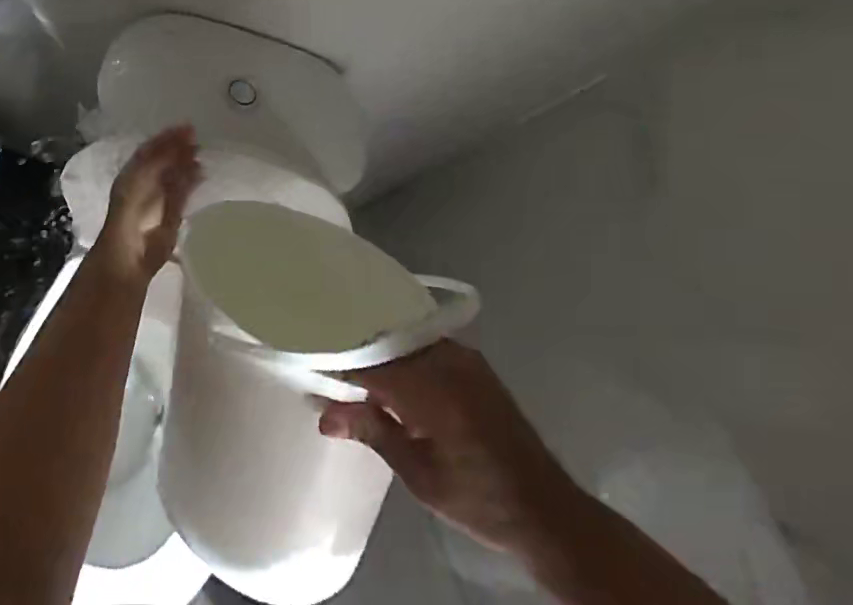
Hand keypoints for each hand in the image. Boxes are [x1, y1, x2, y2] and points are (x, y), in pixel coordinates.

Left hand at [95, 126, 200, 285]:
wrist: (132, 251)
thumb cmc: (131, 211)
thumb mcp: (144, 178)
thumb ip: (163, 160)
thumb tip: (182, 144)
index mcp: (133, 172)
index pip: (151, 149)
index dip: (167, 137)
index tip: (186, 127)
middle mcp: (146, 182)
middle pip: (165, 160)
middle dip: (180, 148)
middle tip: (197, 137)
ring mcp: (160, 197)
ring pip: (176, 174)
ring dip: (188, 163)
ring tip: (201, 152)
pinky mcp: (172, 212)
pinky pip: (184, 191)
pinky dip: (193, 180)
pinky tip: (202, 172)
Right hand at [319, 339, 577, 557]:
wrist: (546, 509)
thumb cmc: (478, 499)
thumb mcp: (418, 474)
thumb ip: (373, 431)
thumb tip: (325, 416)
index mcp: (432, 387)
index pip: (369, 363)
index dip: (336, 365)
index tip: (306, 366)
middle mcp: (448, 359)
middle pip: (386, 343)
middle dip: (353, 352)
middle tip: (321, 366)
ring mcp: (464, 358)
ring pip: (405, 342)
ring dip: (377, 353)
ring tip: (347, 370)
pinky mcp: (473, 365)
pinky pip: (425, 347)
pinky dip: (400, 356)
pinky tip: (386, 374)